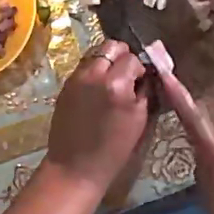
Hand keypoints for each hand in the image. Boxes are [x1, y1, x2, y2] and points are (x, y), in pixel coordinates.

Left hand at [44, 41, 149, 192]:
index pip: (133, 58)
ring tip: (113, 82)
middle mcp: (93, 74)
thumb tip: (149, 74)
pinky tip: (99, 91)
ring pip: (95, 53)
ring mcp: (75, 79)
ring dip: (107, 62)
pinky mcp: (65, 87)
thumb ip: (145, 90)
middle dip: (123, 56)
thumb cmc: (114, 148)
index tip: (143, 82)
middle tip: (129, 75)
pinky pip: (84, 67)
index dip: (141, 68)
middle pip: (111, 46)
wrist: (75, 168)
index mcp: (115, 84)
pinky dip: (94, 72)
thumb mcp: (139, 118)